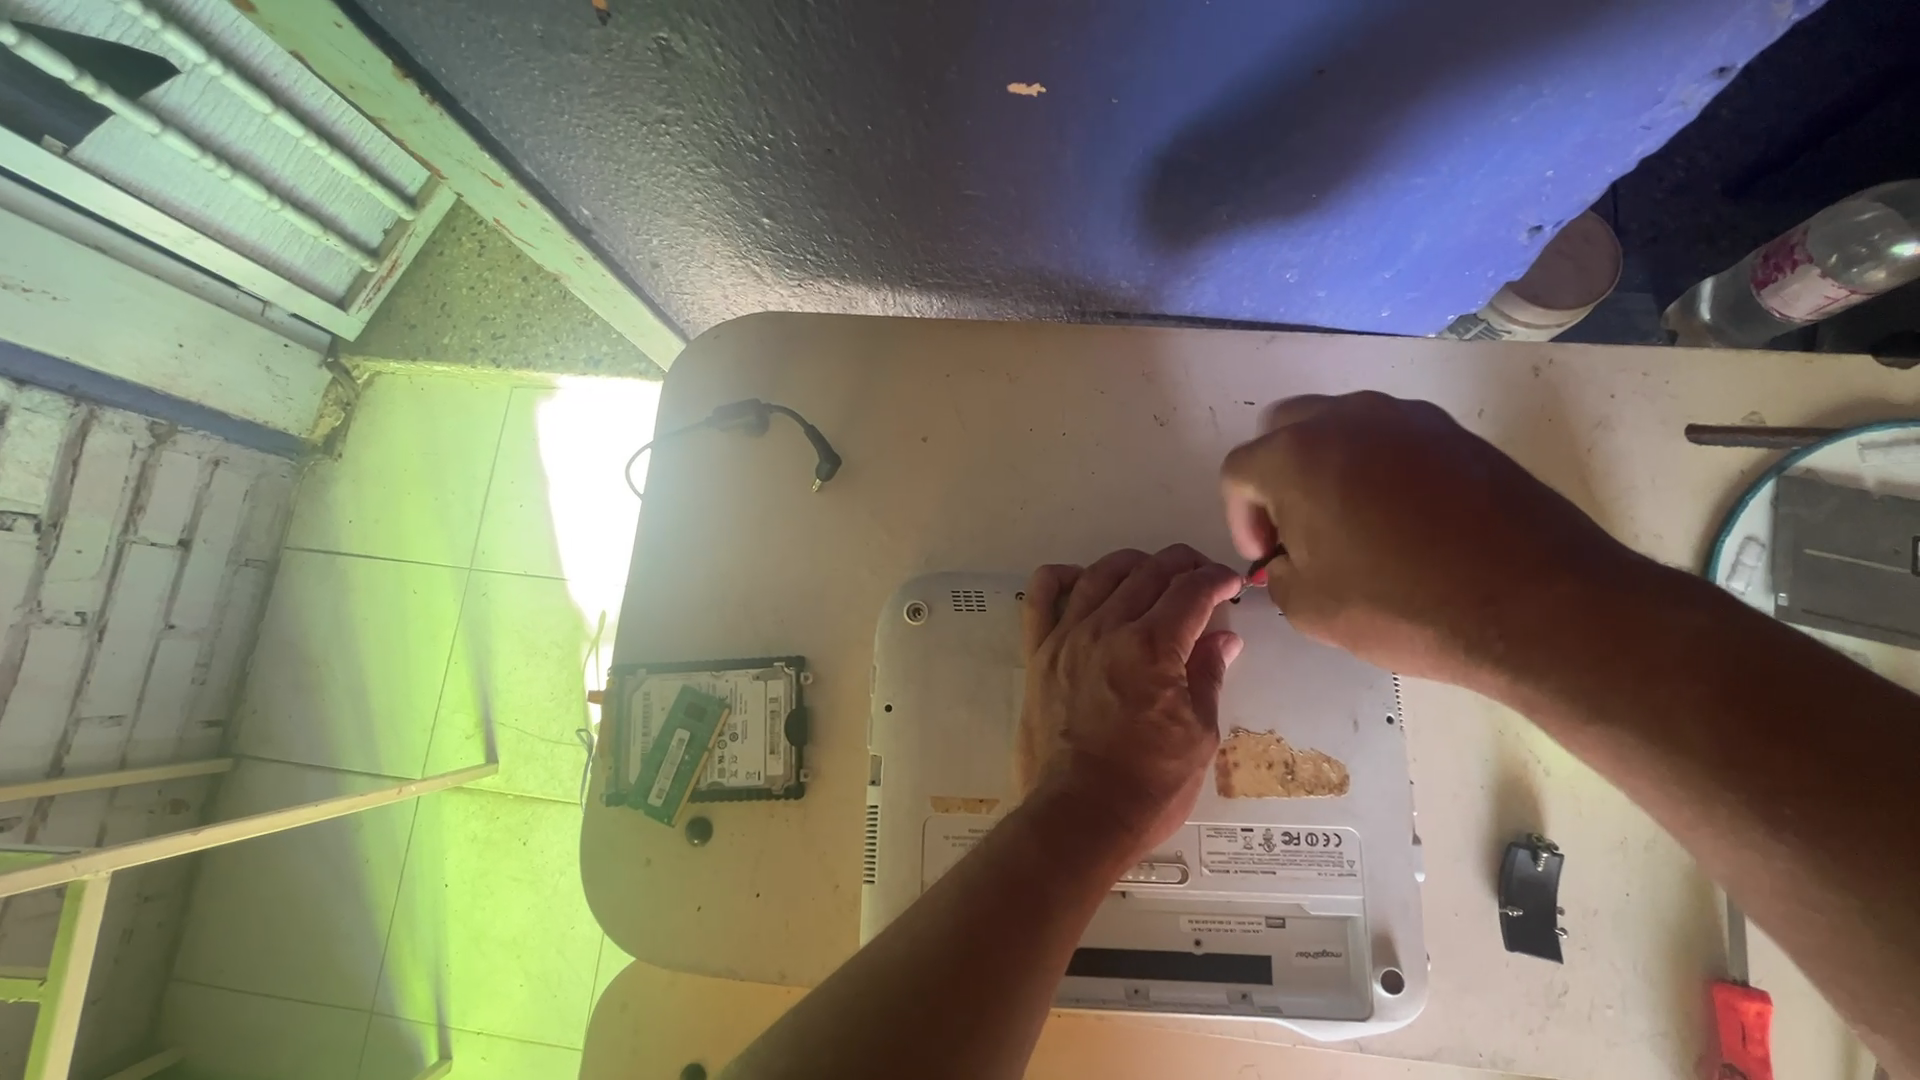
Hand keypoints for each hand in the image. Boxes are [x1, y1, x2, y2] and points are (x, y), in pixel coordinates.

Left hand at [1015, 545, 1243, 863]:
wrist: (1079, 816)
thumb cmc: (1149, 786)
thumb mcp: (1198, 734)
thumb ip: (1208, 675)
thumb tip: (1223, 637)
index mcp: (1153, 647)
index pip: (1192, 590)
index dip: (1217, 579)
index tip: (1230, 584)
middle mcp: (1107, 628)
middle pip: (1148, 573)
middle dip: (1182, 566)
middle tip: (1200, 577)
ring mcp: (1066, 637)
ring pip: (1100, 575)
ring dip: (1133, 565)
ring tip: (1152, 573)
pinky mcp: (1038, 653)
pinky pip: (1042, 597)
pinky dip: (1063, 577)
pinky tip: (1084, 580)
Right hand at [1219, 392, 1640, 686]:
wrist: (1538, 604)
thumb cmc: (1403, 605)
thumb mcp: (1308, 607)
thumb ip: (1278, 571)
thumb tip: (1291, 555)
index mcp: (1296, 455)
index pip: (1239, 471)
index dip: (1242, 518)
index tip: (1268, 556)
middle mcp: (1346, 419)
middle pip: (1283, 430)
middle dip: (1277, 478)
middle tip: (1298, 529)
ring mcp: (1406, 418)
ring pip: (1339, 427)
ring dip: (1326, 466)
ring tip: (1351, 523)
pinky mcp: (1455, 433)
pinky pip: (1390, 438)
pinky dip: (1377, 468)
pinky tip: (1402, 520)